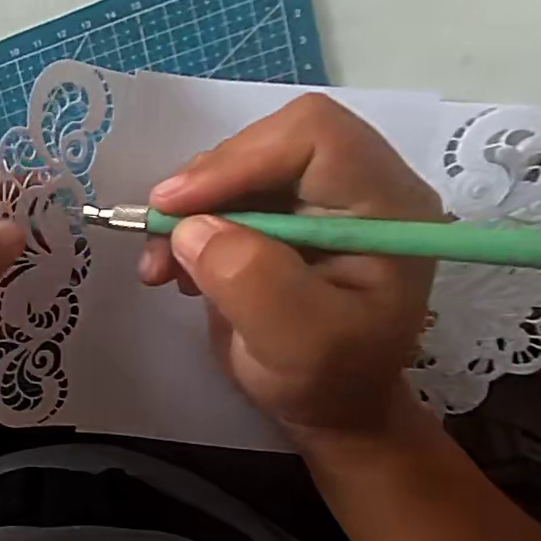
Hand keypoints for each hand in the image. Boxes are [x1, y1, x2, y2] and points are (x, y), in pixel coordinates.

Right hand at [139, 93, 441, 437]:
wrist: (324, 404)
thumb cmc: (327, 379)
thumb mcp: (299, 342)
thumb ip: (253, 280)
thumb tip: (192, 228)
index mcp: (382, 206)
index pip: (313, 137)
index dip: (239, 159)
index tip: (176, 206)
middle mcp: (348, 189)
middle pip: (263, 144)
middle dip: (202, 188)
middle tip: (158, 234)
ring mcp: (306, 201)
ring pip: (228, 169)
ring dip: (182, 213)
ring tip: (159, 268)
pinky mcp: (269, 216)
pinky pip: (213, 197)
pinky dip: (179, 227)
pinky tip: (170, 268)